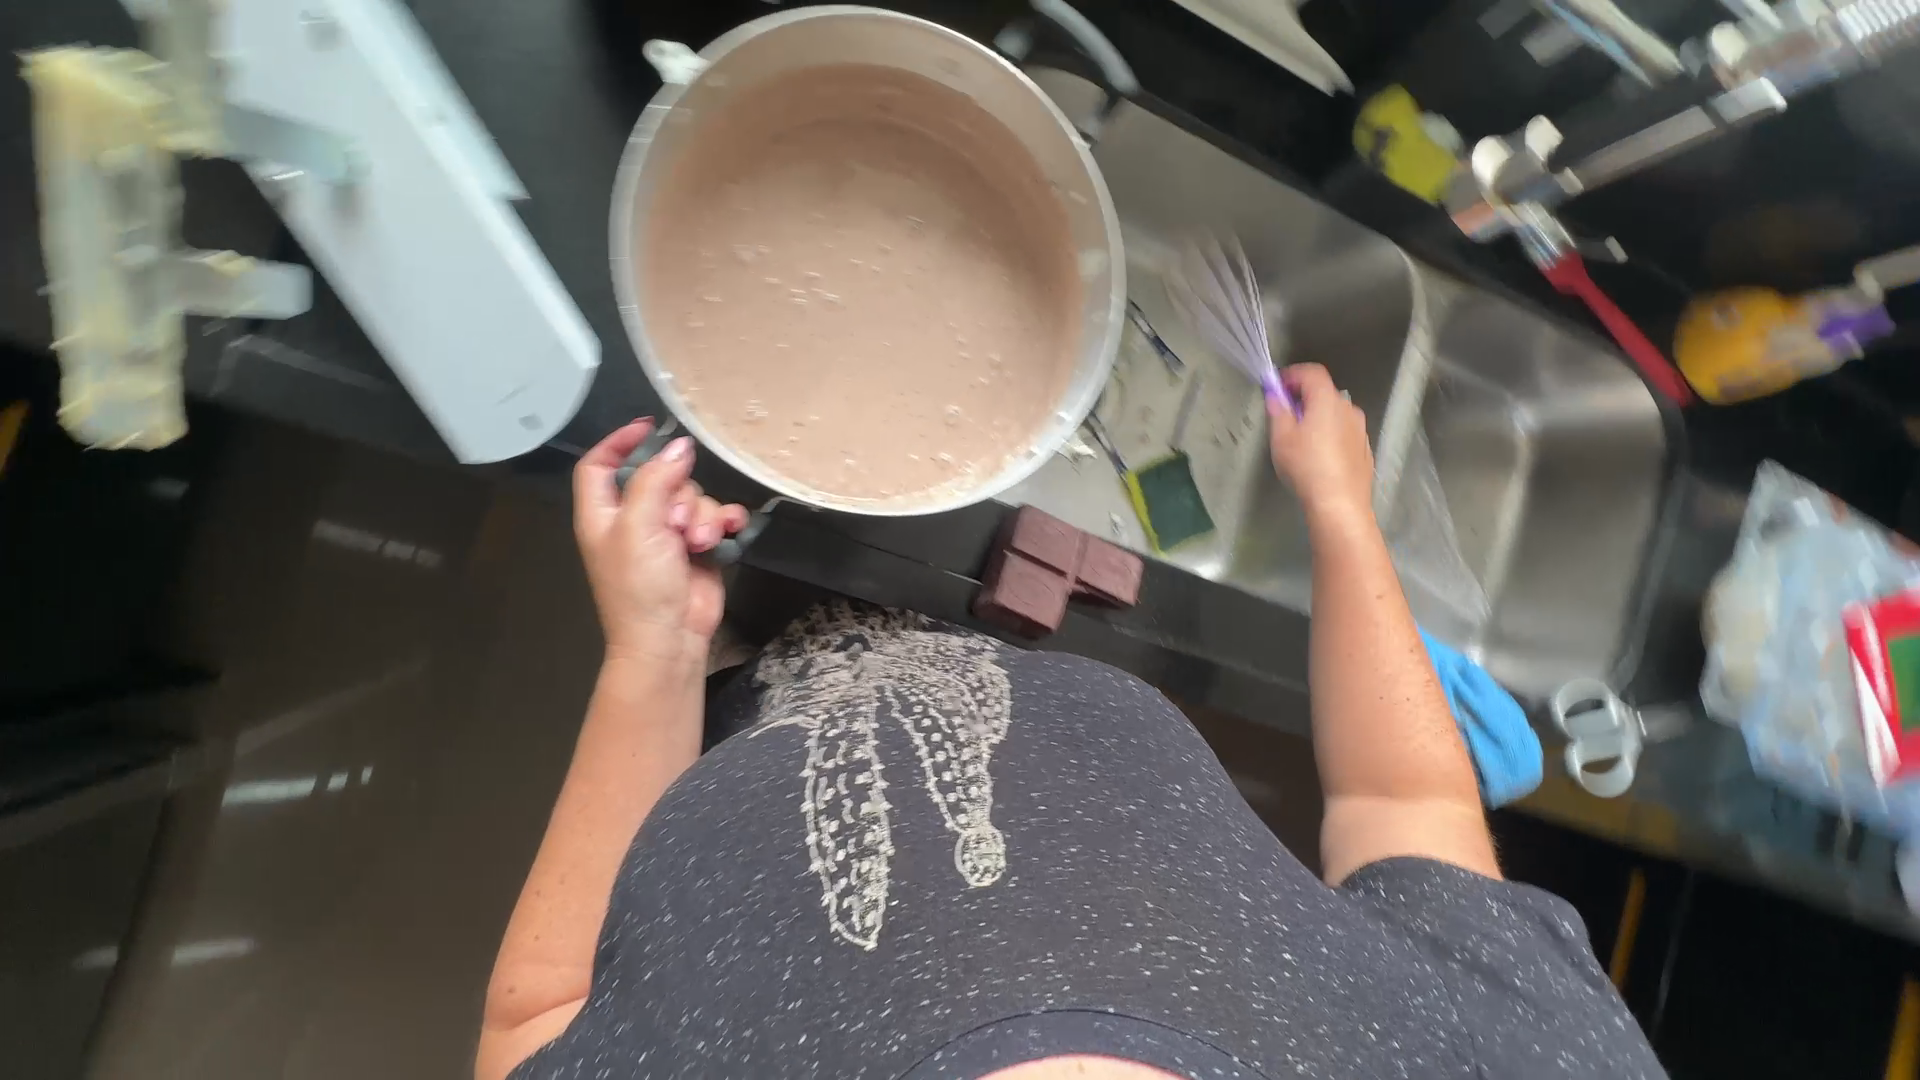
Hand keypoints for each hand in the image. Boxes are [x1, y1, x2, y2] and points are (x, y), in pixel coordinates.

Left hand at [572, 419, 750, 664]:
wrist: (670, 638)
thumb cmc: (639, 586)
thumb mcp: (638, 527)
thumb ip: (656, 480)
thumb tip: (680, 446)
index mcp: (604, 513)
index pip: (601, 465)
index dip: (619, 442)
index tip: (648, 426)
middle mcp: (636, 519)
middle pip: (662, 478)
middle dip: (681, 494)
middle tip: (678, 523)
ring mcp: (669, 533)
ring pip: (695, 497)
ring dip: (704, 516)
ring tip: (700, 542)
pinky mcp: (699, 546)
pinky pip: (718, 517)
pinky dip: (725, 522)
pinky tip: (730, 532)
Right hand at [1267, 363, 1374, 528]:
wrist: (1339, 502)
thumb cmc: (1306, 467)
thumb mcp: (1281, 438)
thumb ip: (1278, 411)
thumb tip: (1276, 396)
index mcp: (1327, 401)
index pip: (1312, 373)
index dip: (1293, 374)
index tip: (1277, 386)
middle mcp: (1348, 409)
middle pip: (1324, 393)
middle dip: (1303, 398)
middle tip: (1284, 415)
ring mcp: (1359, 430)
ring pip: (1335, 414)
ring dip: (1317, 417)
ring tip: (1300, 439)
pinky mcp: (1364, 449)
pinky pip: (1343, 432)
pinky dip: (1329, 434)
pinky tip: (1318, 456)